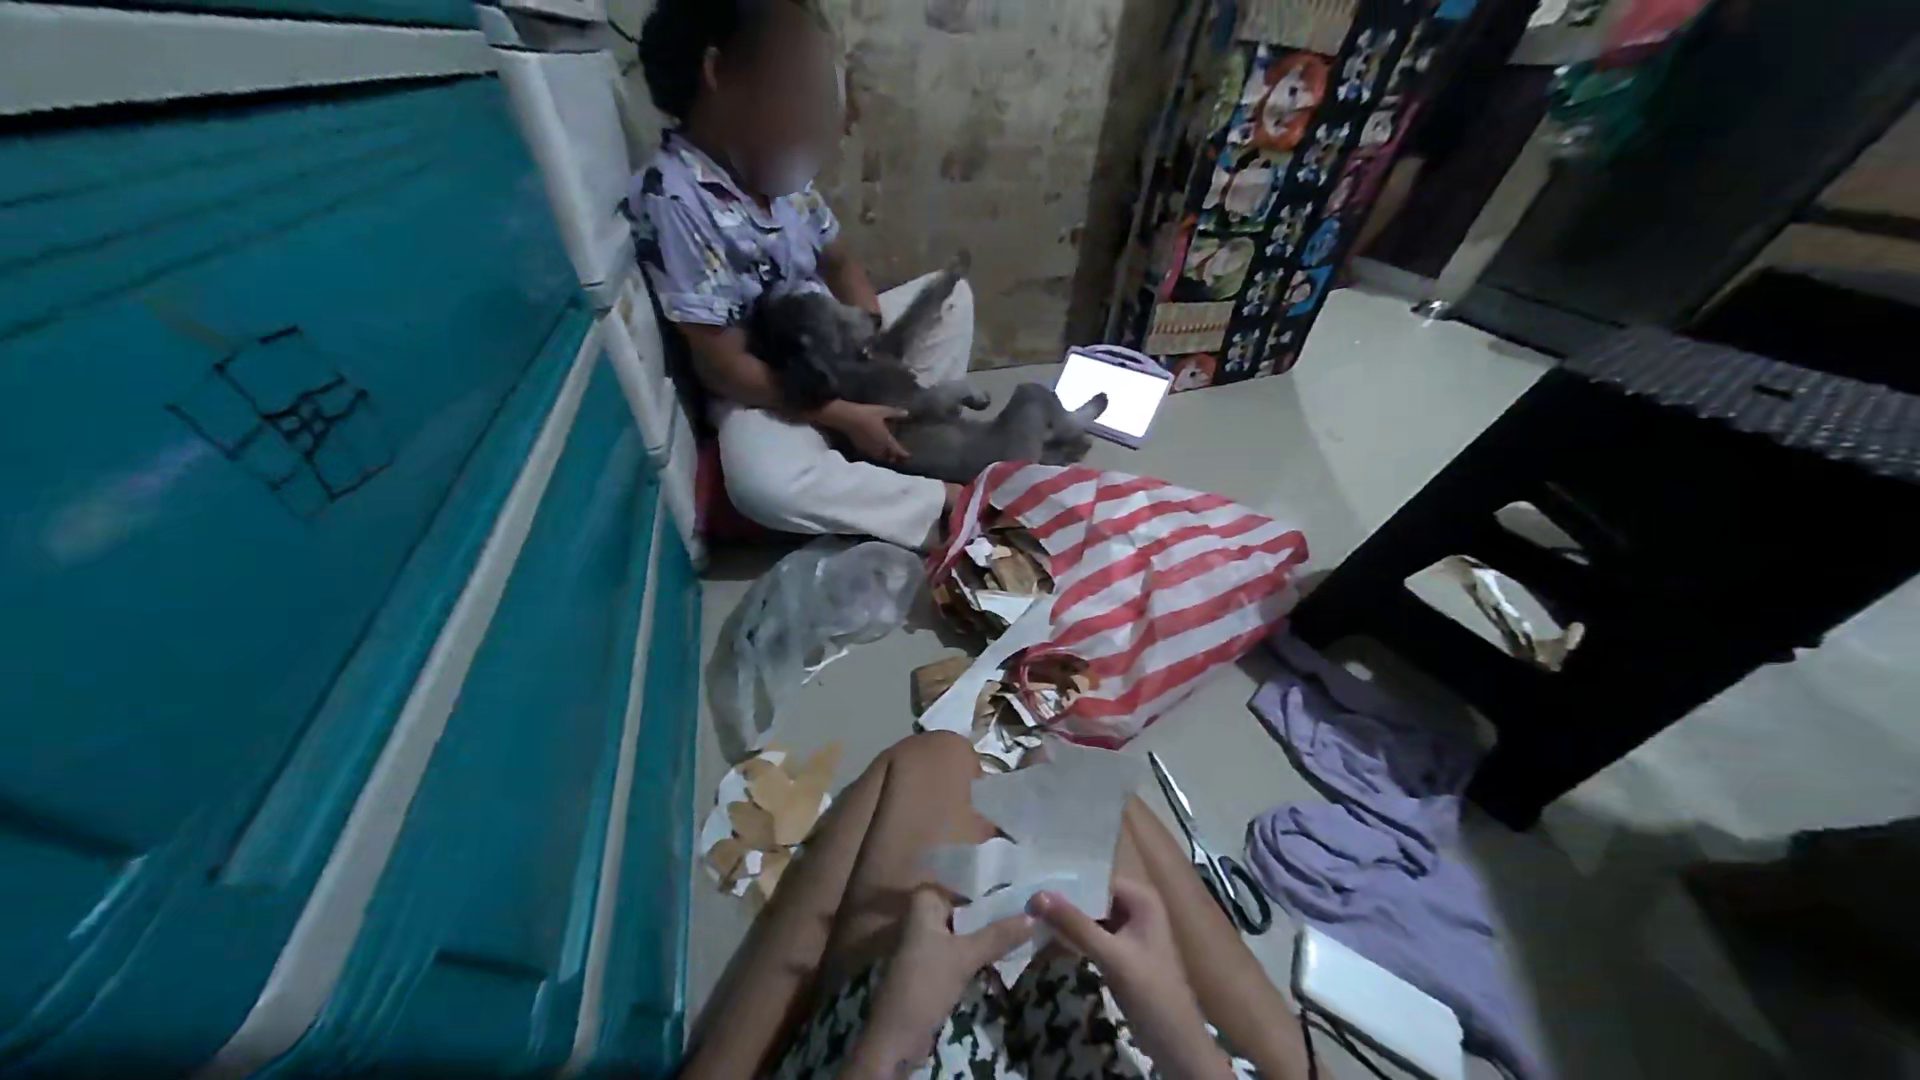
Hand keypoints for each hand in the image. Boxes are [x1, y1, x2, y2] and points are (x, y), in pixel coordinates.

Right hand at [816, 399, 909, 464]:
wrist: (847, 418)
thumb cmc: (866, 414)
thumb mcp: (882, 411)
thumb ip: (895, 413)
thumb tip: (907, 413)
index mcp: (886, 440)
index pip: (898, 451)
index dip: (904, 455)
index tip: (909, 456)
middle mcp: (879, 448)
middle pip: (890, 458)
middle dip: (897, 459)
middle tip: (902, 459)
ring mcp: (869, 449)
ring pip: (881, 458)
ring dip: (887, 458)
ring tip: (891, 458)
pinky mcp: (861, 448)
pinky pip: (872, 456)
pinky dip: (877, 456)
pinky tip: (877, 453)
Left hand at [845, 887, 1032, 1077]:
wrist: (896, 1037)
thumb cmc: (926, 983)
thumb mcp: (965, 956)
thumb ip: (998, 936)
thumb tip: (1034, 916)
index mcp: (926, 900)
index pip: (969, 888)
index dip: (997, 893)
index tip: (1026, 896)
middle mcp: (926, 913)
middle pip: (970, 911)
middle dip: (996, 917)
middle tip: (1032, 917)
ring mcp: (930, 940)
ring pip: (969, 932)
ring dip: (991, 939)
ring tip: (1025, 936)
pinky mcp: (935, 964)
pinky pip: (964, 951)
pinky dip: (981, 954)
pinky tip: (1005, 958)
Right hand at [1029, 880, 1234, 1079]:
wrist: (1177, 1048)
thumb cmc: (1152, 994)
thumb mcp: (1112, 957)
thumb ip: (1075, 925)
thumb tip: (1036, 894)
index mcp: (1141, 897)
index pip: (1095, 877)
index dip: (1065, 881)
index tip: (1031, 883)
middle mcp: (1135, 906)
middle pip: (1090, 895)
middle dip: (1062, 901)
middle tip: (1025, 900)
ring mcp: (1128, 929)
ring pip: (1088, 915)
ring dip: (1064, 920)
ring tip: (1029, 917)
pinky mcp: (1121, 951)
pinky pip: (1091, 934)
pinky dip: (1072, 937)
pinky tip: (1046, 939)